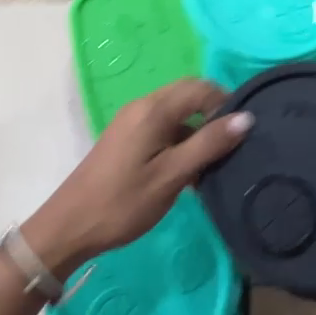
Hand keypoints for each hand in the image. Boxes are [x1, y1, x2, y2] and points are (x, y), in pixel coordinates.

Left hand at [21, 80, 253, 278]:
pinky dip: (181, 140)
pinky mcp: (126, 138)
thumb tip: (245, 117)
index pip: (201, 88)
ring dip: (198, 130)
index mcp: (153, 109)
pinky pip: (162, 127)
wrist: (70, 226)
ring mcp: (131, 121)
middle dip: (214, 113)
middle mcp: (142, 106)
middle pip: (188, 94)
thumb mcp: (172, 176)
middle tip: (233, 146)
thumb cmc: (123, 202)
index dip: (226, 103)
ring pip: (176, 113)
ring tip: (215, 164)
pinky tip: (189, 172)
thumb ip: (208, 144)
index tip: (245, 132)